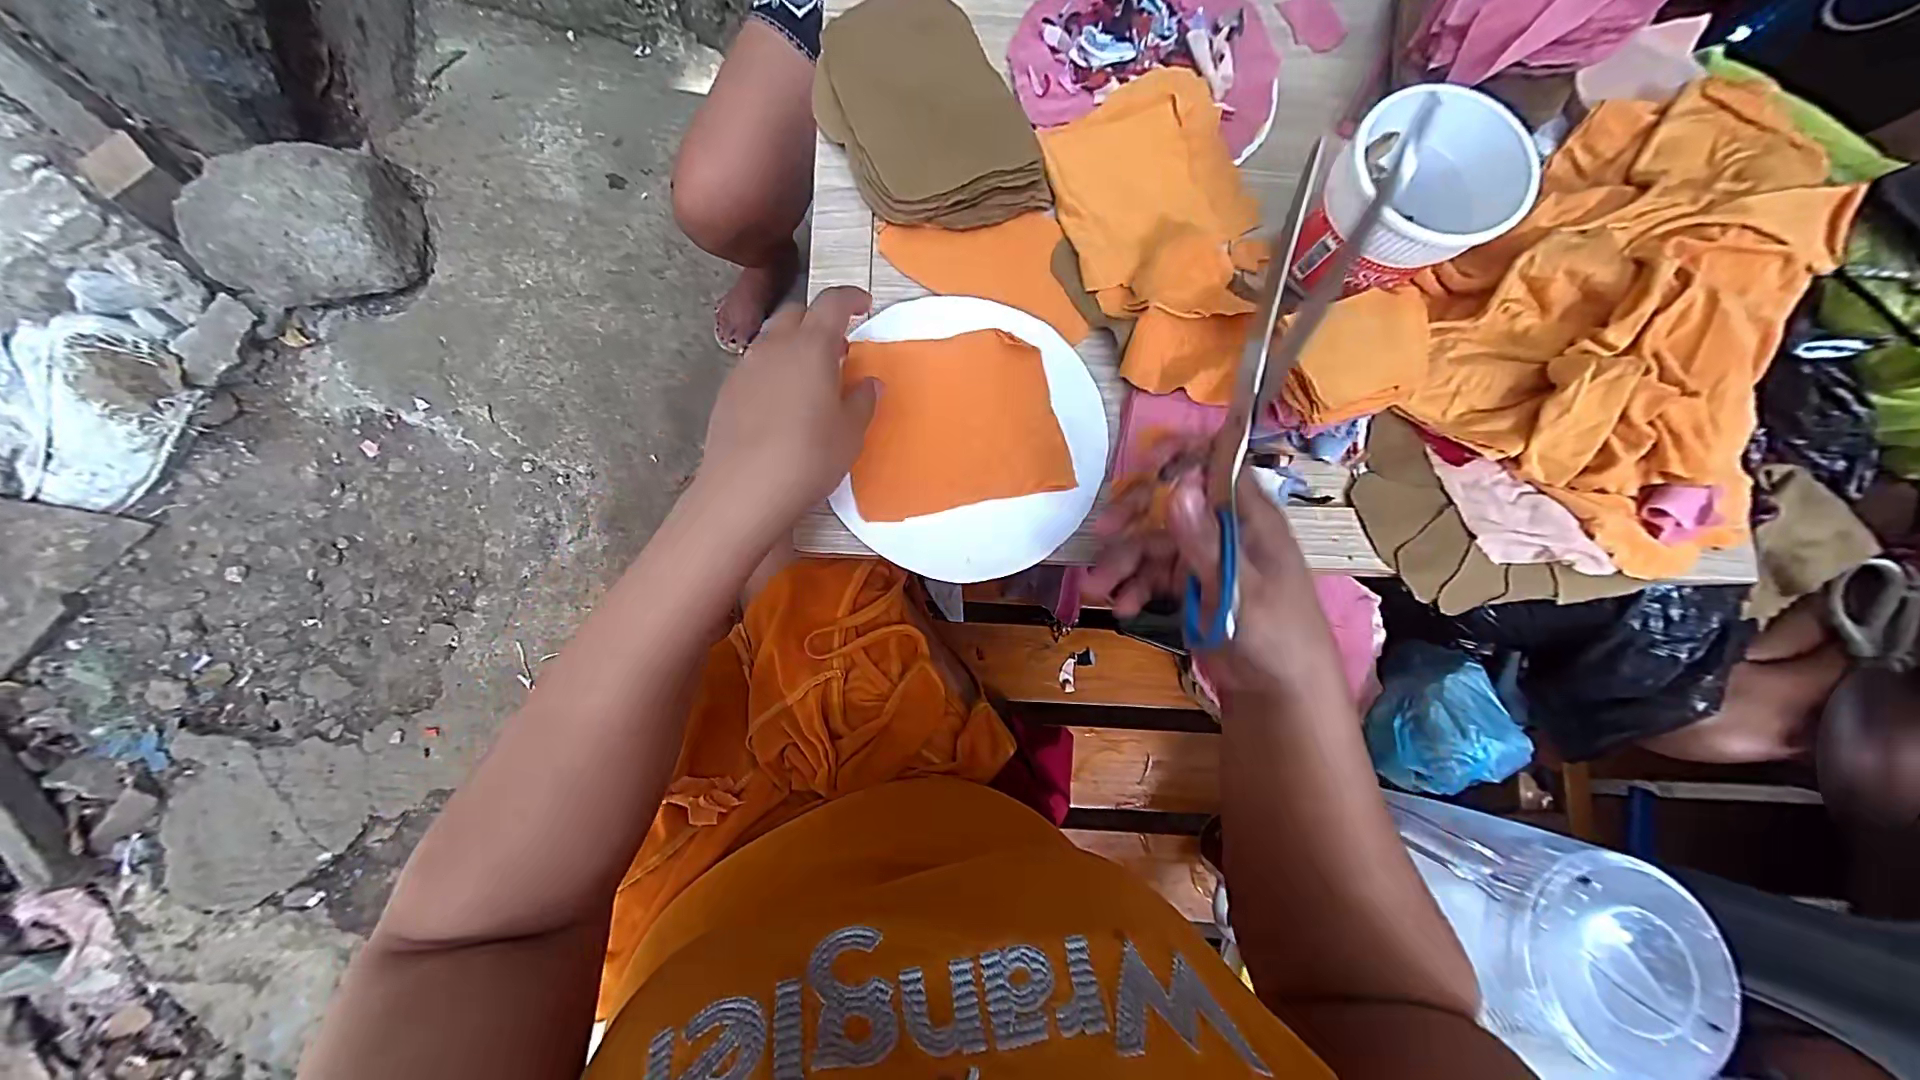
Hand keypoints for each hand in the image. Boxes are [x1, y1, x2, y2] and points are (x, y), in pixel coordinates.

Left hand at [696, 286, 878, 527]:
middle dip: (819, 322)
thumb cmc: (808, 458)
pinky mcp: (728, 392)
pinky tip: (784, 404)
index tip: (863, 305)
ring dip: (795, 347)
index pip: (831, 303)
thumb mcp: (849, 433)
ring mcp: (746, 368)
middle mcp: (774, 347)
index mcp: (810, 347)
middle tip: (839, 350)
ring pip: (773, 340)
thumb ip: (862, 401)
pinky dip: (775, 371)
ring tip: (812, 379)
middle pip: (797, 314)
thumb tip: (869, 383)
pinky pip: (757, 367)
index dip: (850, 298)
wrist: (744, 491)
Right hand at [1087, 451, 1334, 696]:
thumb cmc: (1278, 637)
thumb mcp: (1241, 589)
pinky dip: (1133, 588)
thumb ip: (1205, 542)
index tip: (1145, 467)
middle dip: (1134, 515)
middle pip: (1171, 503)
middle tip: (1104, 531)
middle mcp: (1222, 529)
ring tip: (1098, 588)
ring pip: (1153, 542)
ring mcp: (1202, 558)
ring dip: (1123, 561)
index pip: (1215, 466)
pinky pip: (1151, 575)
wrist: (1278, 693)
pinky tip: (1122, 607)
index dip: (1181, 457)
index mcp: (1249, 518)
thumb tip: (1178, 488)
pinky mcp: (1187, 586)